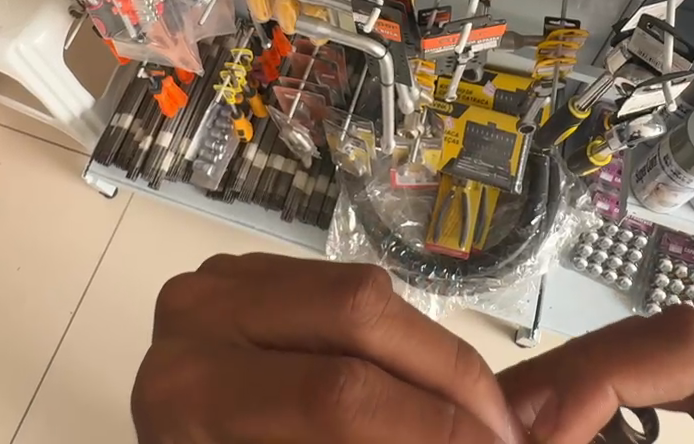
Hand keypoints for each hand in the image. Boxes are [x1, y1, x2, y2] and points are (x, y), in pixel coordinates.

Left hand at [133, 254, 524, 443]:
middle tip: (501, 426)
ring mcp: (226, 277)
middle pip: (360, 312)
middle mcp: (202, 312)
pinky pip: (345, 284)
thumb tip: (468, 437)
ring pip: (364, 287)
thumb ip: (373, 436)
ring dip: (433, 351)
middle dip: (450, 372)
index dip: (432, 426)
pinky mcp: (251, 266)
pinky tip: (422, 375)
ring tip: (472, 405)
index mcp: (192, 391)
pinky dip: (394, 333)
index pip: (339, 396)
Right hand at [496, 307, 693, 443]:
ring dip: (585, 391)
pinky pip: (679, 384)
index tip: (532, 433)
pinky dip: (623, 403)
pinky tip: (582, 425)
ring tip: (526, 421)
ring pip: (660, 358)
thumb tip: (540, 437)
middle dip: (570, 384)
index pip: (686, 349)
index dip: (596, 378)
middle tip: (498, 420)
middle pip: (661, 344)